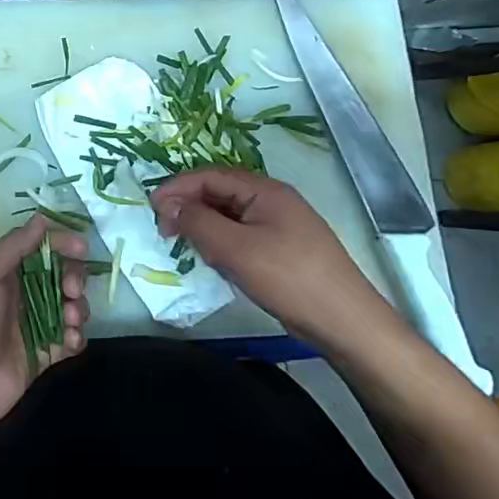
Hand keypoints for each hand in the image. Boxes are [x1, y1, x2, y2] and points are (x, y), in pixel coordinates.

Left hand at [0, 215, 90, 430]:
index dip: (62, 244)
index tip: (82, 249)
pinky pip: (70, 339)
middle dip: (74, 278)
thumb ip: (15, 246)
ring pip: (70, 306)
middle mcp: (20, 294)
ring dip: (78, 308)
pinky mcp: (43, 354)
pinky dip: (76, 337)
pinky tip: (68, 341)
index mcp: (4, 271)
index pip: (40, 247)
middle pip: (61, 275)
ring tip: (69, 320)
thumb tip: (42, 218)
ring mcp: (33, 324)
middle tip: (72, 290)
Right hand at [151, 168, 404, 352]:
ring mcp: (280, 225)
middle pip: (219, 193)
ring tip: (191, 249)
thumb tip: (168, 203)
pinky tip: (217, 262)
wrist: (346, 323)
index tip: (152, 210)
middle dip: (189, 208)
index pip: (209, 176)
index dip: (177, 188)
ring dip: (204, 227)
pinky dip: (221, 243)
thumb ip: (197, 221)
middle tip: (166, 231)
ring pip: (228, 215)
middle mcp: (273, 200)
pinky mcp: (282, 249)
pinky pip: (241, 235)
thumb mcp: (235, 249)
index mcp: (265, 191)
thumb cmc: (289, 279)